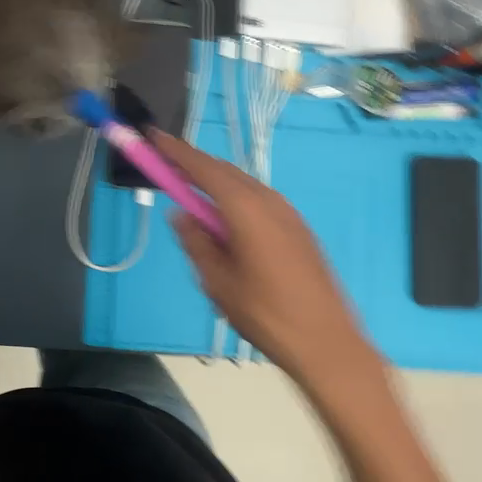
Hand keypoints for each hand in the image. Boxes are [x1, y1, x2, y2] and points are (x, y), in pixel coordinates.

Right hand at [154, 131, 379, 388]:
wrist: (328, 345)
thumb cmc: (266, 314)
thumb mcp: (217, 282)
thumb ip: (195, 242)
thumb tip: (181, 215)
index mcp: (244, 207)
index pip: (202, 167)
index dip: (175, 151)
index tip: (152, 137)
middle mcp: (267, 199)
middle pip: (223, 171)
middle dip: (193, 165)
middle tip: (166, 167)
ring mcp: (287, 213)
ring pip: (242, 185)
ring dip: (215, 183)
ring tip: (192, 197)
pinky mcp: (298, 228)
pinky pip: (258, 199)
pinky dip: (235, 198)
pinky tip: (226, 222)